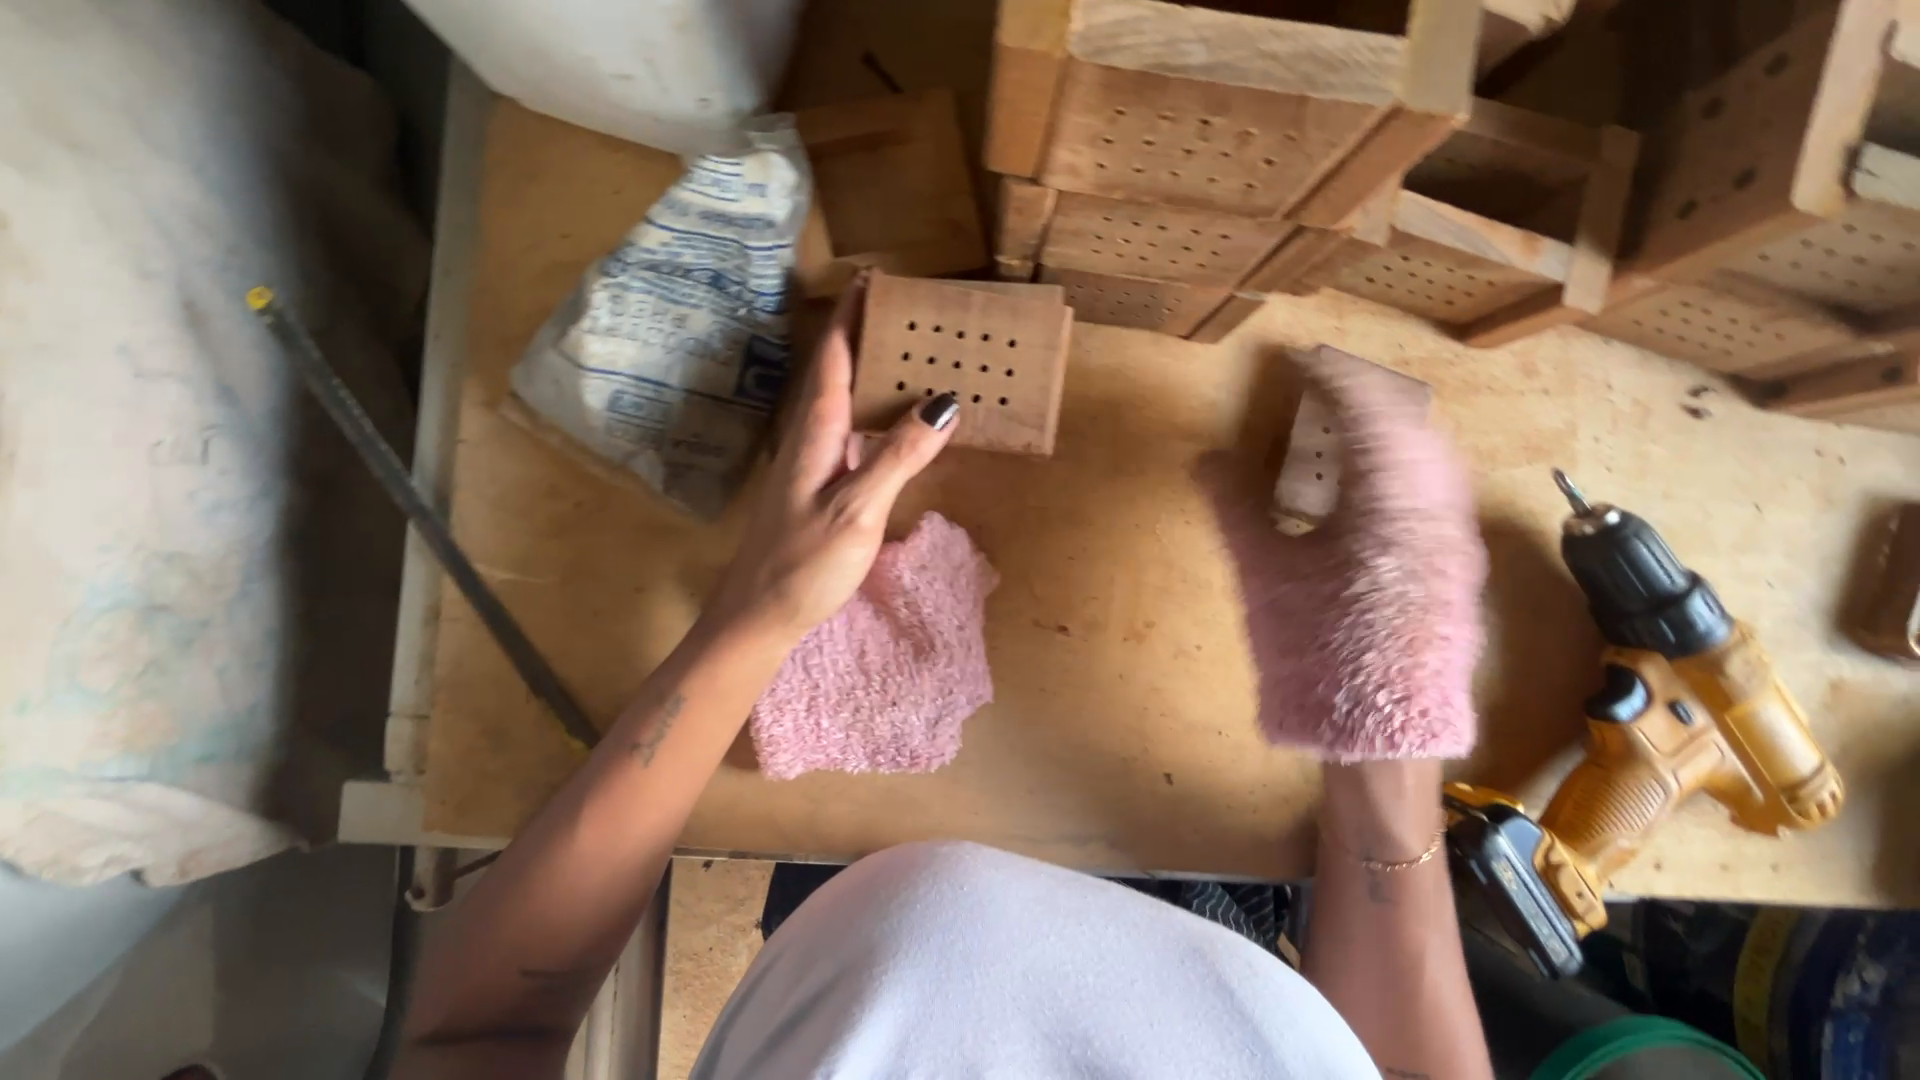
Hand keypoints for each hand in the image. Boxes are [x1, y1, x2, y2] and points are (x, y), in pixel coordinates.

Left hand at [708, 273, 958, 647]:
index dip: (851, 315)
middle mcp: (807, 438)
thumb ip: (899, 456)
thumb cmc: (803, 564)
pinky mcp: (815, 487)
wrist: (757, 616)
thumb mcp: (859, 510)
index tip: (873, 277)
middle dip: (862, 333)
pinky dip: (869, 414)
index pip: (833, 356)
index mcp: (815, 432)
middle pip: (834, 370)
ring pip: (839, 401)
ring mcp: (809, 463)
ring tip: (905, 355)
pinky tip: (889, 425)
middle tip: (904, 311)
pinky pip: (846, 432)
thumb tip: (944, 400)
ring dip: (866, 372)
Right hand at [1200, 346, 1485, 760]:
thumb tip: (1209, 458)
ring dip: (1393, 431)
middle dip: (1370, 398)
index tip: (1303, 362)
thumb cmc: (1317, 651)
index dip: (1335, 379)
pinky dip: (1408, 467)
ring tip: (1349, 430)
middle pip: (1414, 424)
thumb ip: (1237, 509)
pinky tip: (1375, 490)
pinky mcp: (1457, 567)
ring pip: (1434, 457)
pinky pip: (1440, 490)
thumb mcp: (1265, 577)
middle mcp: (1436, 510)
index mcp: (1388, 503)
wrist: (1381, 733)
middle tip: (1325, 390)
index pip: (1370, 414)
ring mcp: (1454, 540)